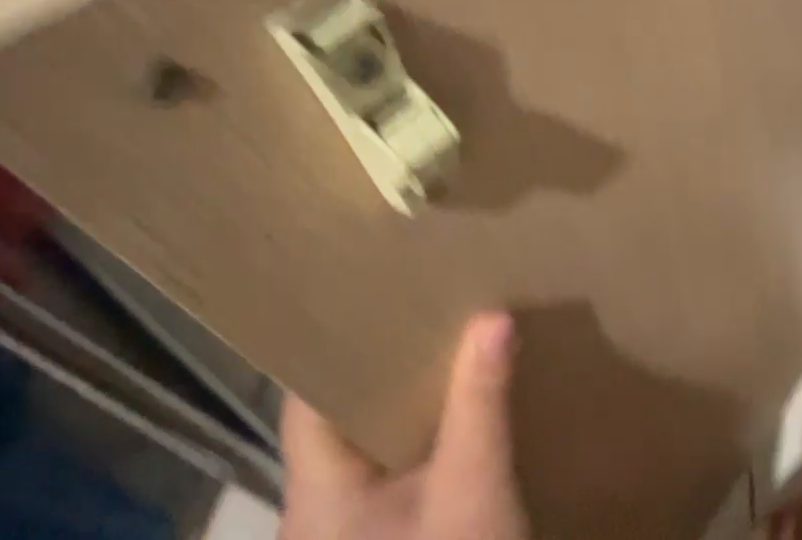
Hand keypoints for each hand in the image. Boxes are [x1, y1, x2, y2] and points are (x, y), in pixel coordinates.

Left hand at [279, 313, 530, 539]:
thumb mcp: (473, 488)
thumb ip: (479, 404)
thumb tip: (492, 316)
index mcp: (317, 492)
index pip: (309, 396)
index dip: (341, 339)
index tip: (386, 286)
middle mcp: (323, 503)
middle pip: (347, 410)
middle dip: (395, 356)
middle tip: (442, 300)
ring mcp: (357, 522)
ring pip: (381, 434)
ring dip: (421, 389)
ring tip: (462, 334)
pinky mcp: (394, 528)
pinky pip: (407, 458)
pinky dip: (437, 421)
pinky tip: (475, 398)